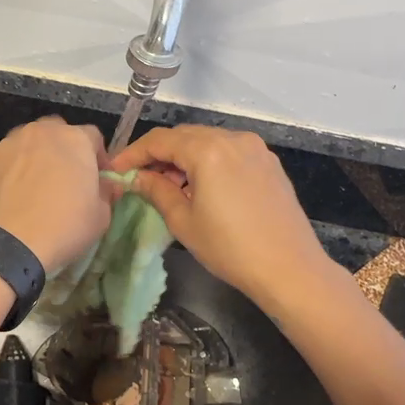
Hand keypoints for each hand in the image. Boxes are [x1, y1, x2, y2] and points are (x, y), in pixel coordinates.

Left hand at [0, 117, 111, 271]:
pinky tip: (13, 197)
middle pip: (57, 133)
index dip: (97, 157)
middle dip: (64, 150)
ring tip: (36, 187)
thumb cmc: (64, 227)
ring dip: (35, 158)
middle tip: (65, 179)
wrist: (10, 245)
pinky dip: (12, 173)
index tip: (98, 179)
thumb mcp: (101, 216)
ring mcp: (8, 145)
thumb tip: (107, 185)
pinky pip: (6, 163)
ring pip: (27, 145)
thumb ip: (106, 192)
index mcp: (74, 139)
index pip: (93, 137)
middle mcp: (40, 133)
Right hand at [108, 125, 337, 310]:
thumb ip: (156, 191)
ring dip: (183, 157)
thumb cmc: (229, 248)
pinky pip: (228, 152)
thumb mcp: (183, 221)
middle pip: (184, 136)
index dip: (133, 153)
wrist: (288, 268)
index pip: (160, 141)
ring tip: (168, 186)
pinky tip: (200, 187)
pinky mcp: (269, 163)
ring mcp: (255, 149)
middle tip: (138, 178)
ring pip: (208, 142)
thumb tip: (136, 178)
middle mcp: (233, 139)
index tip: (115, 170)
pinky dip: (208, 162)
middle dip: (159, 153)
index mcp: (208, 150)